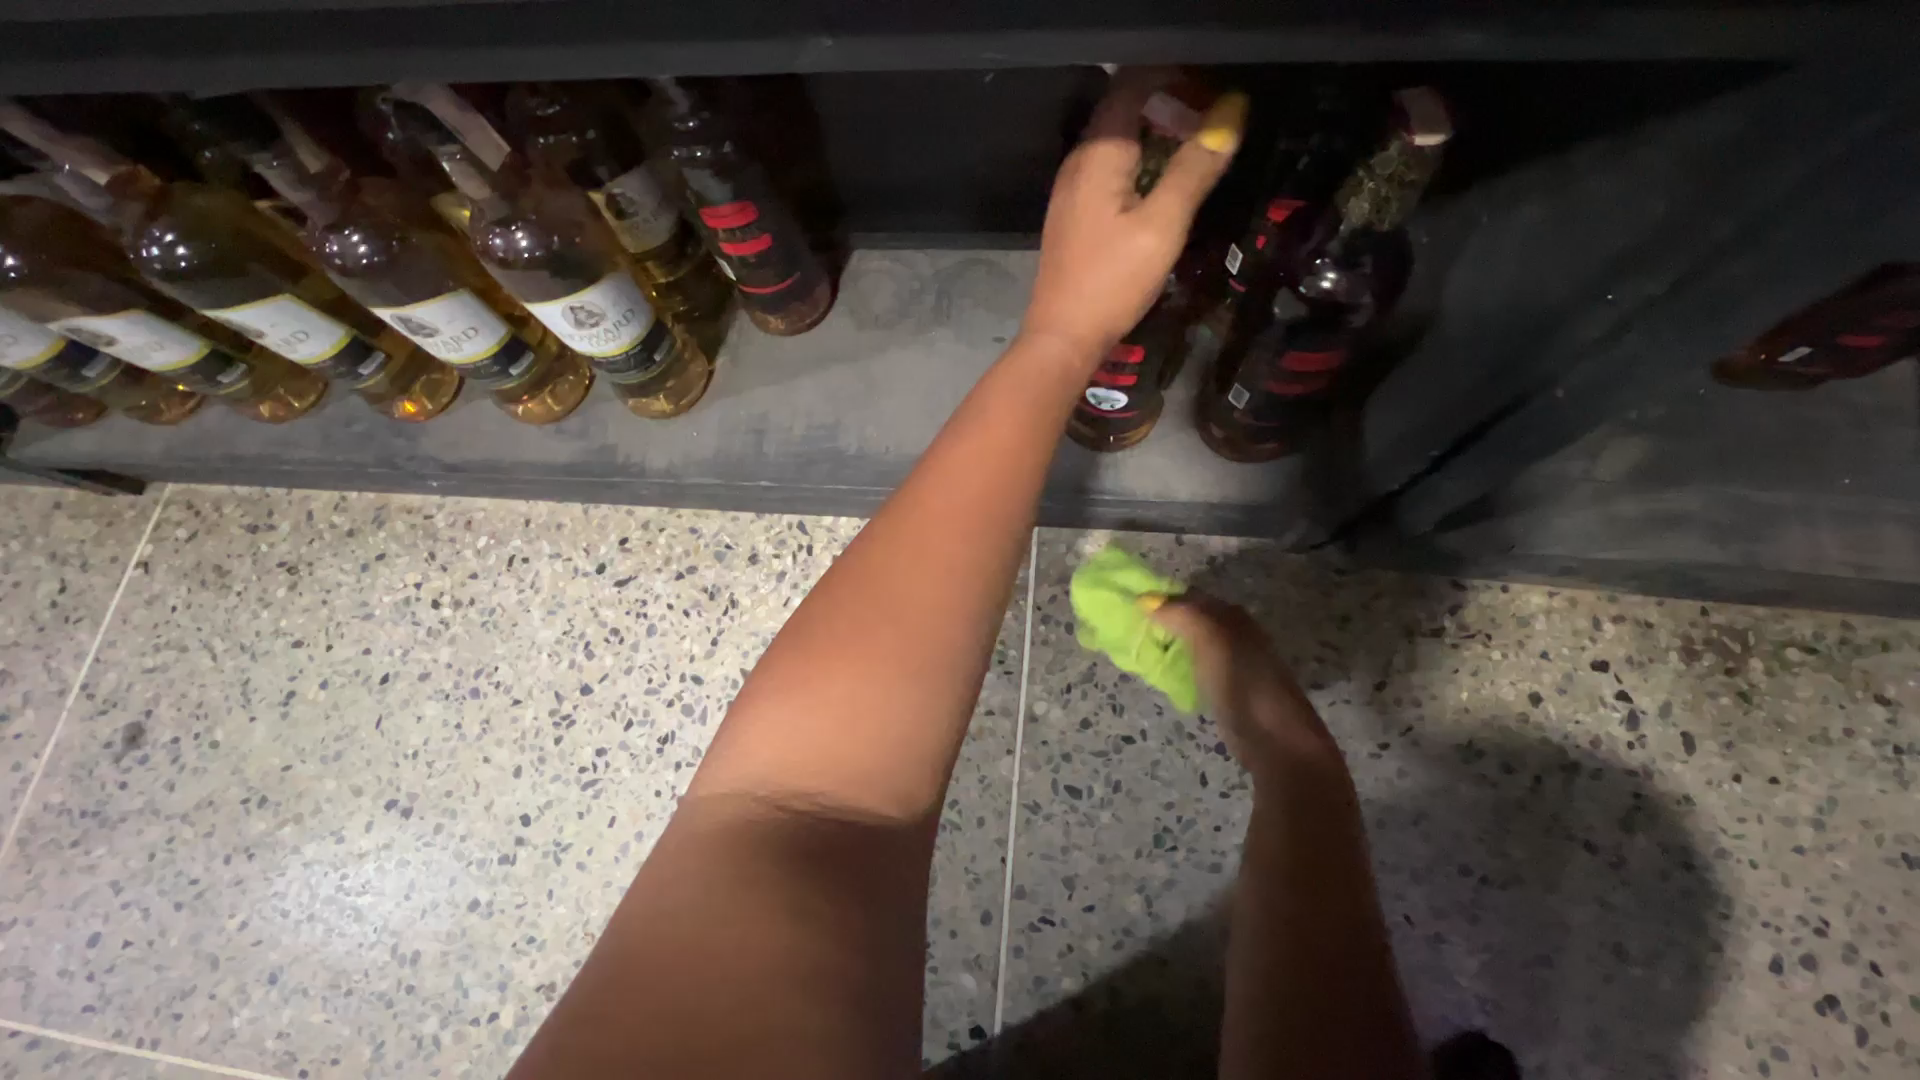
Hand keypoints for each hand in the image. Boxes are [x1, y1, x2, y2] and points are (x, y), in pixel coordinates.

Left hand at [1020, 70, 1244, 360]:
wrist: (1063, 337)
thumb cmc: (1113, 280)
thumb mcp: (1163, 224)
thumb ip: (1195, 168)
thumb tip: (1231, 113)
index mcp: (1098, 153)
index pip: (1133, 84)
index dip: (1176, 79)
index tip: (1215, 95)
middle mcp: (1078, 162)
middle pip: (1125, 111)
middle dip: (1171, 107)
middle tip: (1215, 125)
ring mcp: (1071, 190)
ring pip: (1118, 144)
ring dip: (1157, 140)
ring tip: (1198, 155)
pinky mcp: (1074, 217)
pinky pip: (1110, 174)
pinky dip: (1140, 168)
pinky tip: (1164, 191)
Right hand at [1150, 592, 1339, 779]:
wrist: (1274, 738)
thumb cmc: (1242, 682)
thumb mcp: (1210, 638)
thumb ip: (1180, 614)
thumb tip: (1146, 601)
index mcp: (1233, 617)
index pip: (1192, 596)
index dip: (1163, 598)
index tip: (1131, 607)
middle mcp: (1235, 634)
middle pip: (1193, 620)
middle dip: (1163, 622)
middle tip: (1131, 631)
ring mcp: (1233, 664)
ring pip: (1193, 645)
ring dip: (1169, 646)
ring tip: (1141, 653)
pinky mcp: (1228, 692)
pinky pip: (1197, 670)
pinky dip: (1179, 668)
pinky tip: (1164, 677)